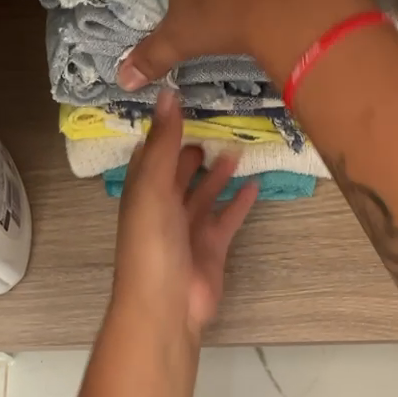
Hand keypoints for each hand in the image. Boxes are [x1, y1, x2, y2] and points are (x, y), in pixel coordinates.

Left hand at [111, 88, 259, 338]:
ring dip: (218, 173)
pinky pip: (227, 218)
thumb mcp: (153, 186)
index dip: (163, 132)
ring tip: (237, 149)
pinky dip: (239, 202)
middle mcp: (163, 208)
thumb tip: (168, 93)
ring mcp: (188, 229)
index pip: (151, 155)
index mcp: (142, 192)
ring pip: (204, 194)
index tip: (181, 104)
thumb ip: (164, 142)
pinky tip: (255, 184)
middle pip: (178, 174)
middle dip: (191, 153)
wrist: (167, 303)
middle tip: (215, 125)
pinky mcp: (212, 247)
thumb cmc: (152, 243)